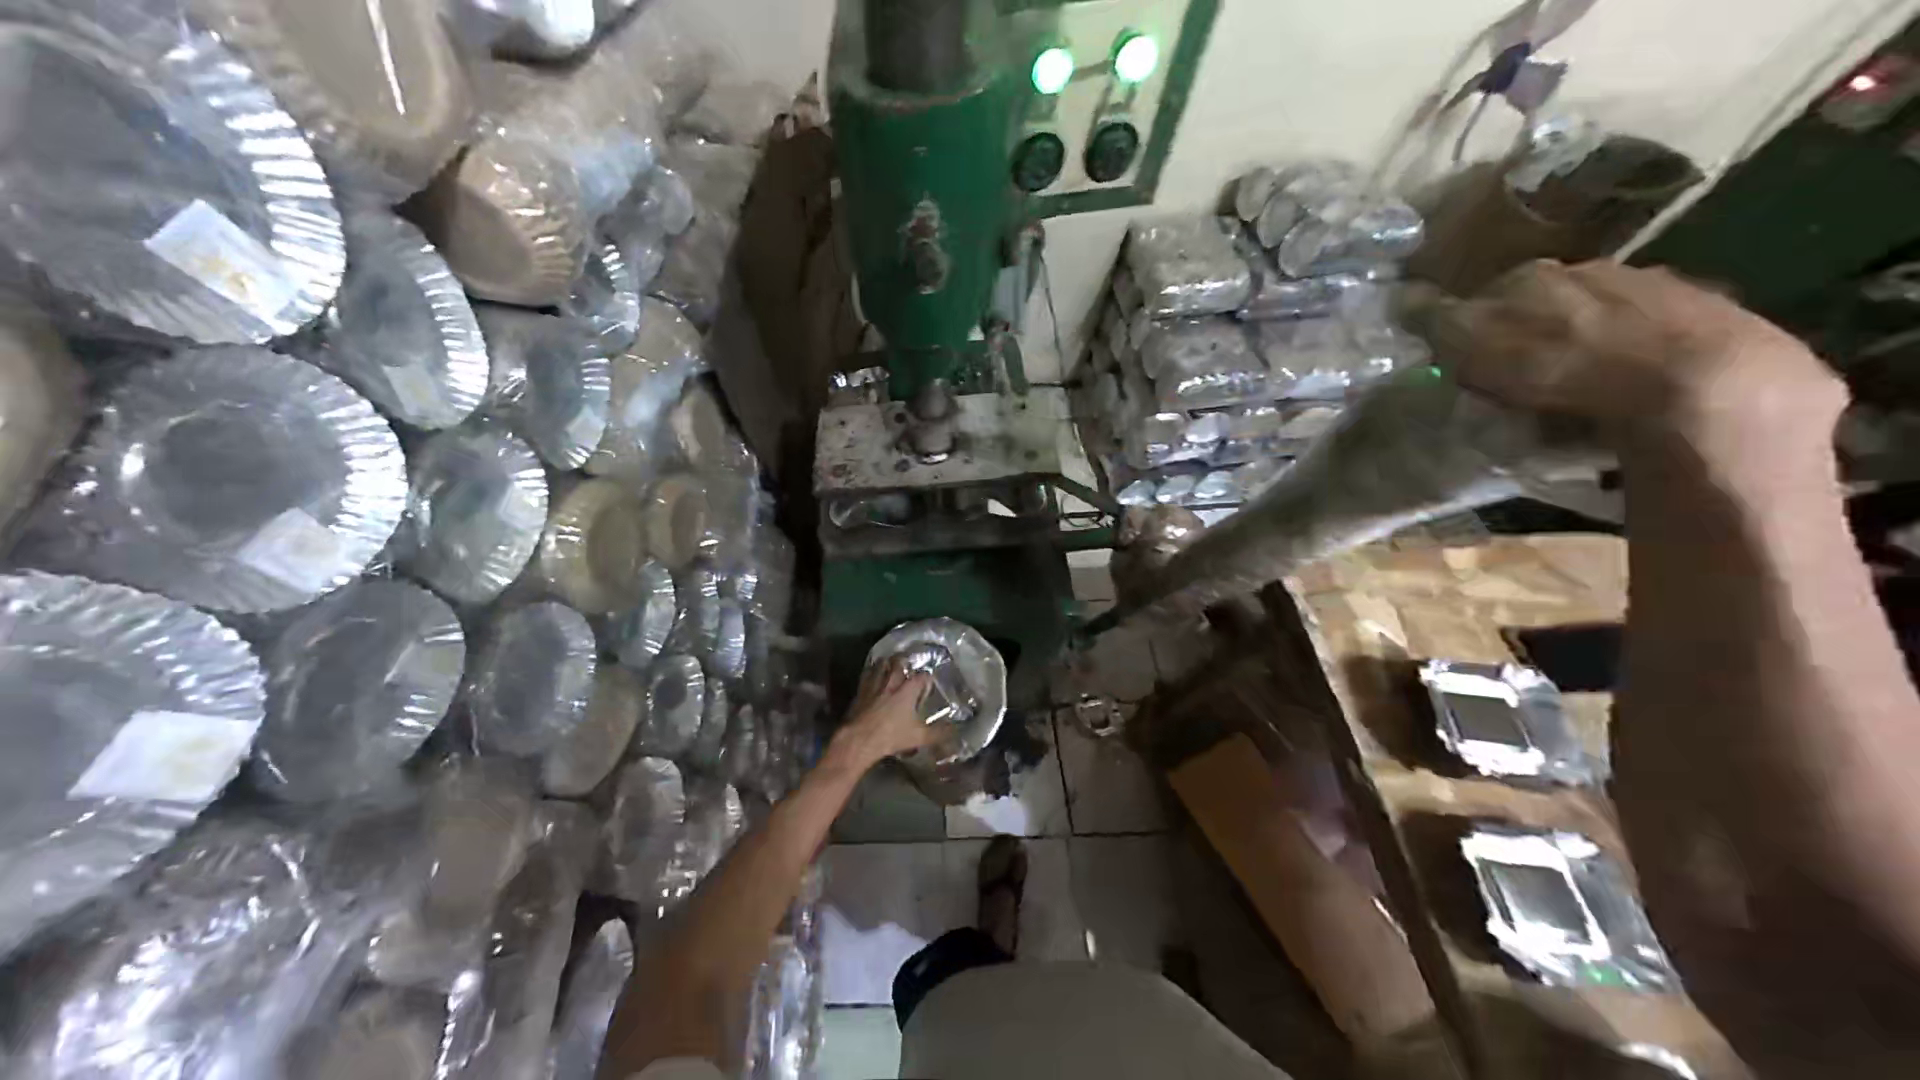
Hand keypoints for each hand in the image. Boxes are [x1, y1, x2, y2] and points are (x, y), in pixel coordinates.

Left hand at [833, 657, 937, 766]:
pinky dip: (871, 673)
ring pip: (881, 665)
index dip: (927, 679)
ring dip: (887, 663)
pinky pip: (867, 675)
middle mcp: (892, 681)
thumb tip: (955, 732)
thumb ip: (938, 734)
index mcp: (908, 690)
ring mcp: (874, 684)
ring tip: (890, 665)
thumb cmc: (892, 736)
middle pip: (899, 662)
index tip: (928, 684)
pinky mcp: (860, 690)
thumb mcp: (919, 737)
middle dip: (904, 661)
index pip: (922, 677)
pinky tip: (872, 676)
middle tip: (908, 665)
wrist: (860, 739)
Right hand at [1424, 260, 1846, 450]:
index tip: (1464, 362)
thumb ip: (1432, 319)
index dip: (1468, 330)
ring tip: (1575, 385)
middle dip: (1526, 332)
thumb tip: (1399, 298)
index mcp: (1527, 275)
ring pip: (1595, 315)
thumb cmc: (1557, 366)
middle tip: (1517, 376)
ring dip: (1580, 342)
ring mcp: (1651, 286)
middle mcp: (1588, 268)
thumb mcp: (1468, 344)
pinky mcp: (1705, 315)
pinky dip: (1629, 355)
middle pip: (1541, 303)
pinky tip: (1625, 386)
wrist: (1692, 381)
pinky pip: (1646, 335)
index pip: (1480, 298)